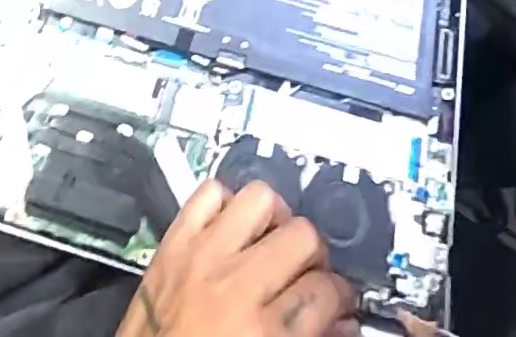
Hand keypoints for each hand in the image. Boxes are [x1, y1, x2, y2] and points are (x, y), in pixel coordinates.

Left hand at [118, 180, 356, 336]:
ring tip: (272, 242)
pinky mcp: (173, 243)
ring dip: (273, 220)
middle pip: (303, 237)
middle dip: (314, 258)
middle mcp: (235, 286)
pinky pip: (208, 193)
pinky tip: (230, 229)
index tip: (339, 303)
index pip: (326, 292)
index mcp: (261, 335)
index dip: (341, 299)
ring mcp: (201, 256)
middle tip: (309, 274)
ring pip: (261, 200)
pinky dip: (224, 204)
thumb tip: (342, 322)